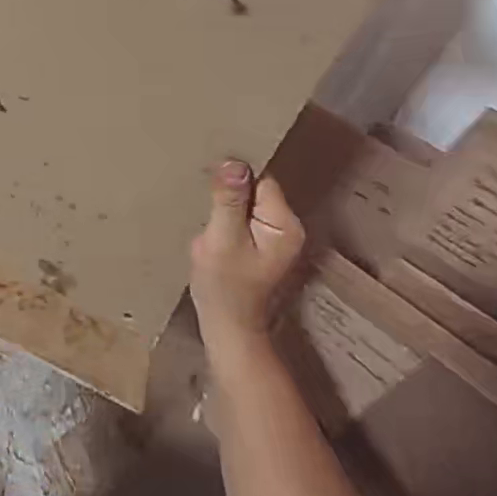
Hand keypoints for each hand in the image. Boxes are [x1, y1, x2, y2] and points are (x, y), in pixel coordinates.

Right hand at [189, 160, 305, 352]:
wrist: (229, 332)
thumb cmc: (224, 290)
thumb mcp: (221, 241)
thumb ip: (228, 202)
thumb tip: (234, 163)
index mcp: (285, 223)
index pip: (260, 180)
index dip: (234, 181)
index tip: (211, 184)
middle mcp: (288, 225)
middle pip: (255, 189)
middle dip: (228, 197)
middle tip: (208, 209)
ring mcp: (277, 236)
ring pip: (247, 202)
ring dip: (226, 209)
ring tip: (210, 222)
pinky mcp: (264, 244)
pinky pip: (245, 216)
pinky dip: (228, 221)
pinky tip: (215, 232)